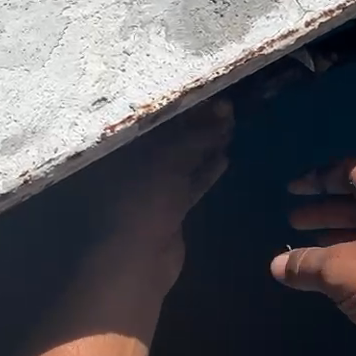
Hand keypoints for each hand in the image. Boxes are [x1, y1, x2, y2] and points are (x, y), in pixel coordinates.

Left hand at [84, 100, 232, 292]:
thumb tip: (224, 109)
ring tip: (231, 128)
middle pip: (171, 138)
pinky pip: (190, 184)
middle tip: (229, 108)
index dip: (185, 106)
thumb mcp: (168, 162)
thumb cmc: (144, 203)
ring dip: (205, 146)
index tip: (212, 95)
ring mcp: (152, 189)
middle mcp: (135, 165)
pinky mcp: (169, 211)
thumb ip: (195, 136)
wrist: (137, 260)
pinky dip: (206, 172)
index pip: (156, 119)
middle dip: (198, 124)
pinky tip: (225, 158)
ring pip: (183, 161)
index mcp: (124, 149)